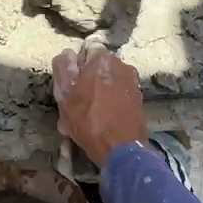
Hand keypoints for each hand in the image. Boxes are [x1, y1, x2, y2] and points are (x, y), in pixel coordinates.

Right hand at [51, 43, 147, 167]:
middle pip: (97, 68)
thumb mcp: (64, 94)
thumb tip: (67, 54)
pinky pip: (118, 94)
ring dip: (97, 94)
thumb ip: (63, 67)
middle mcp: (122, 64)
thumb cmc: (88, 120)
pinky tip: (102, 120)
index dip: (74, 68)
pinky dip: (110, 103)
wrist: (121, 150)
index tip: (70, 86)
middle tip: (76, 105)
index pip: (84, 51)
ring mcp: (133, 82)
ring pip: (107, 82)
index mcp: (103, 58)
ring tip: (88, 117)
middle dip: (87, 82)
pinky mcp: (139, 99)